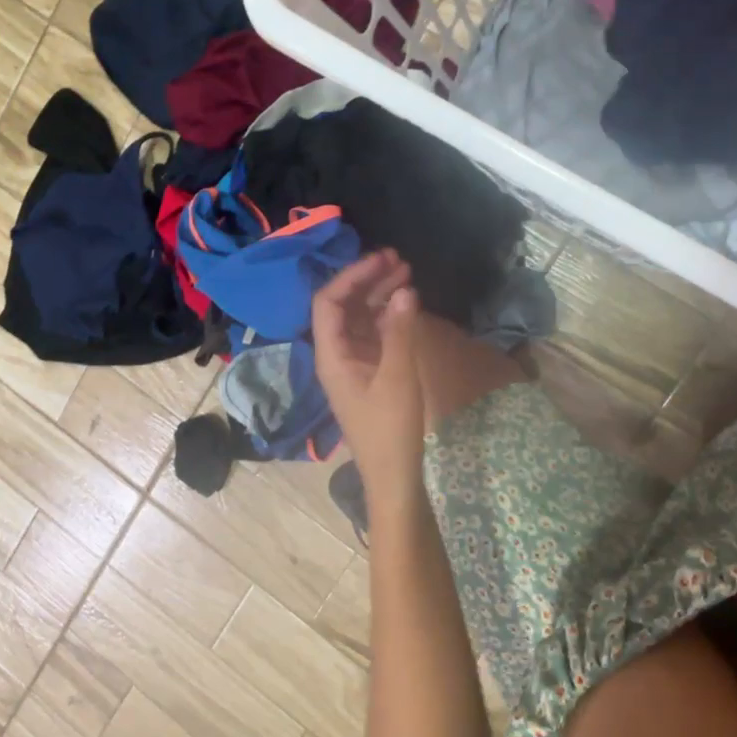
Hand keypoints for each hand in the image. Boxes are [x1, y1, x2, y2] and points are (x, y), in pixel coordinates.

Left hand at [312, 250, 425, 493]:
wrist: (394, 477)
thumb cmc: (390, 429)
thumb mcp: (397, 377)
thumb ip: (400, 331)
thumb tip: (405, 289)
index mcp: (331, 355)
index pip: (328, 302)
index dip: (352, 276)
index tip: (382, 259)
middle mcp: (336, 355)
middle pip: (344, 307)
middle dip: (368, 281)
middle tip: (400, 260)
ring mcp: (353, 365)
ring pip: (361, 319)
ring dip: (380, 296)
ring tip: (407, 274)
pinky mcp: (370, 375)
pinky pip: (374, 336)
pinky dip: (388, 317)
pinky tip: (407, 306)